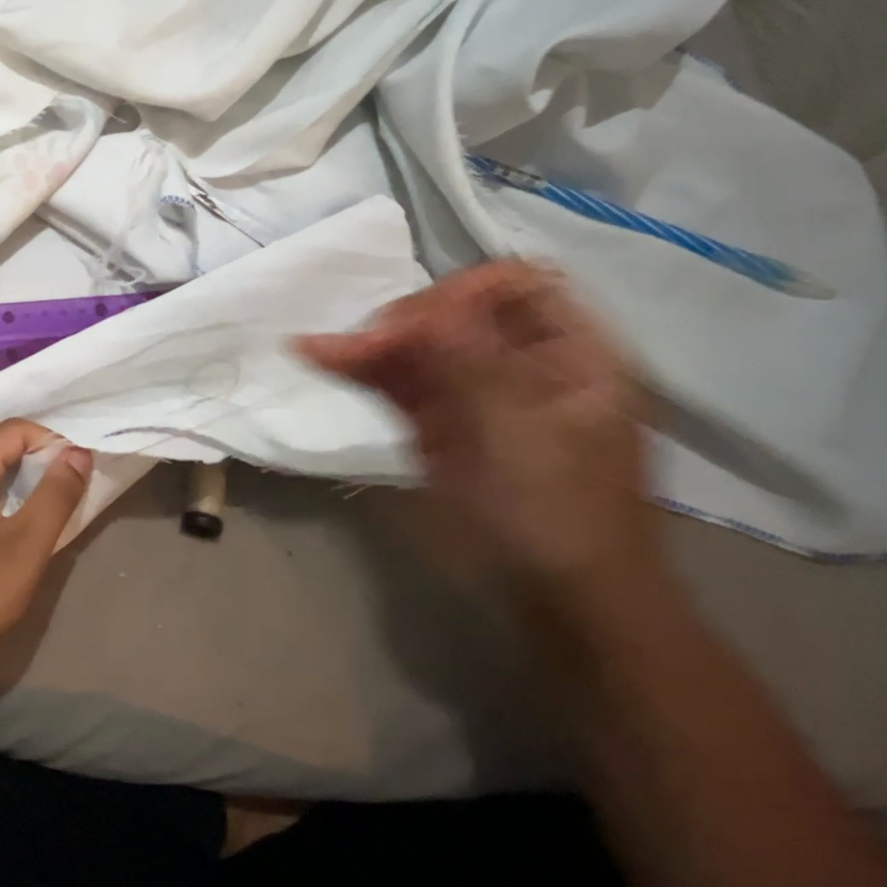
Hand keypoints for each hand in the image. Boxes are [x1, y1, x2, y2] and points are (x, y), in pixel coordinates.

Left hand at [0, 419, 92, 670]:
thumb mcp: (27, 545)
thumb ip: (56, 494)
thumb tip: (78, 453)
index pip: (13, 430)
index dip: (52, 442)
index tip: (81, 469)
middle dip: (39, 459)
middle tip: (72, 486)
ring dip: (21, 479)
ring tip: (52, 503)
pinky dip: (2, 495)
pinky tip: (18, 521)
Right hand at [295, 260, 659, 597]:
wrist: (560, 602)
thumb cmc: (559, 516)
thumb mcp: (523, 436)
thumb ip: (474, 365)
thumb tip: (426, 307)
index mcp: (572, 353)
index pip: (517, 285)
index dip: (463, 293)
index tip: (418, 327)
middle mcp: (523, 363)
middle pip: (456, 312)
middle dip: (406, 320)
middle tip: (364, 347)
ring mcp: (477, 394)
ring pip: (418, 346)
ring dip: (369, 343)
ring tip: (314, 348)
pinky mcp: (438, 424)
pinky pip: (397, 381)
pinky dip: (360, 369)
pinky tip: (319, 357)